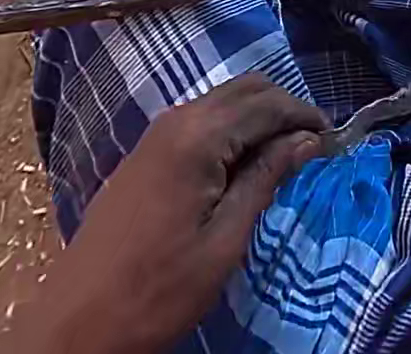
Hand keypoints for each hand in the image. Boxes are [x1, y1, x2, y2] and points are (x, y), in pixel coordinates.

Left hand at [4, 74, 326, 353]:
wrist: (75, 320)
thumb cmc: (156, 290)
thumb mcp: (223, 242)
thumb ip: (265, 180)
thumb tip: (307, 141)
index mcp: (198, 135)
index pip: (266, 104)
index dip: (304, 115)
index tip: (335, 138)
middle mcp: (178, 117)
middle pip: (245, 88)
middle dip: (285, 107)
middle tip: (315, 143)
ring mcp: (159, 129)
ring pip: (224, 99)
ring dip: (260, 115)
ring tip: (289, 151)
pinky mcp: (149, 147)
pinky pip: (203, 117)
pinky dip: (234, 126)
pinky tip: (247, 158)